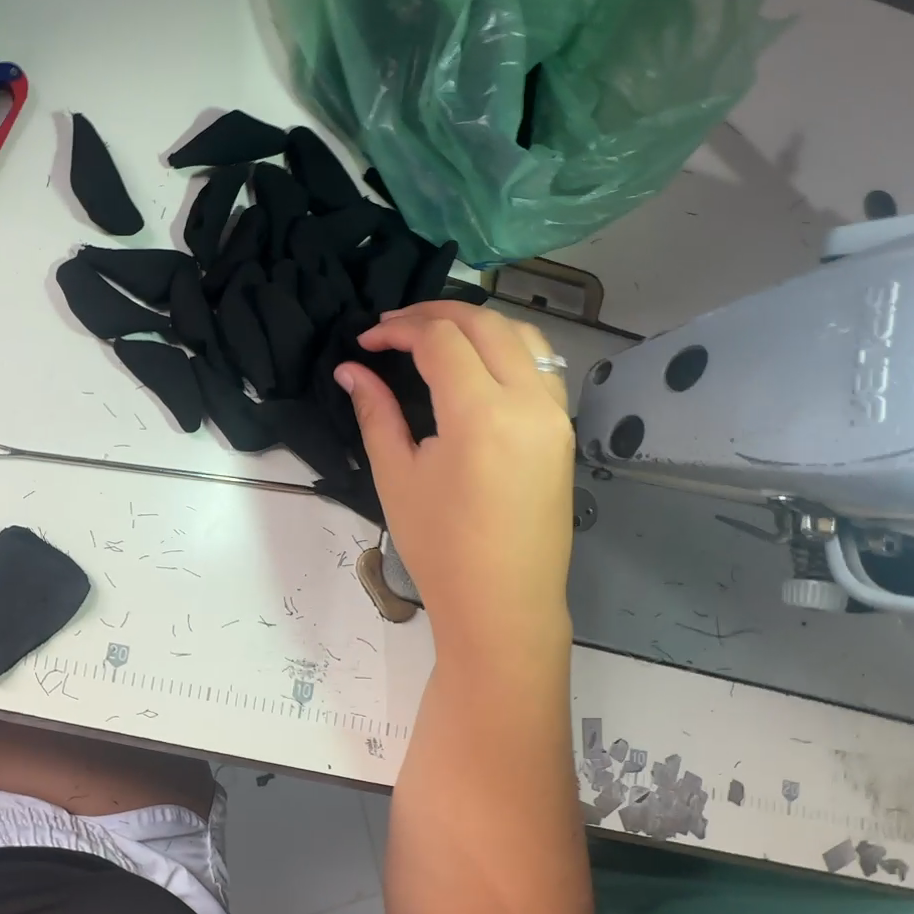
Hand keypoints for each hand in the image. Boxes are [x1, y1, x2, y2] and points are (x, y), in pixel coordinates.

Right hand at [335, 301, 573, 643]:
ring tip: (430, 336)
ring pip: (521, 336)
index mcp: (480, 414)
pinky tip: (471, 365)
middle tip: (391, 327)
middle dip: (434, 314)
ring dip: (474, 324)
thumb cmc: (437, 544)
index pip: (442, 340)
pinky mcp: (561, 429)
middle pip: (485, 324)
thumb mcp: (395, 475)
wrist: (502, 598)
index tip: (364, 340)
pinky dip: (502, 347)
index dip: (399, 329)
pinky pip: (538, 364)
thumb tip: (351, 370)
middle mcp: (528, 401)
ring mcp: (554, 413)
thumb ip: (375, 412)